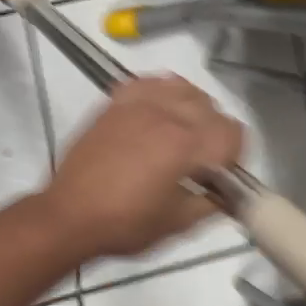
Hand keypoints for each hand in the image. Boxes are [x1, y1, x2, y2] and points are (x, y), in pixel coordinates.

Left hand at [42, 76, 244, 258]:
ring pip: (182, 87)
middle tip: (203, 161)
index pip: (231, 131)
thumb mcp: (177, 224)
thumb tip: (228, 195)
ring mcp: (136, 104)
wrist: (69, 214)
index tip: (224, 172)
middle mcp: (164, 114)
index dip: (235, 153)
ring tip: (182, 134)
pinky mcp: (114, 102)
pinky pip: (149, 82)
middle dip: (215, 132)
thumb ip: (211, 204)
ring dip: (191, 107)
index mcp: (184, 145)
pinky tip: (157, 113)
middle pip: (210, 107)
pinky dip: (161, 92)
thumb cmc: (124, 224)